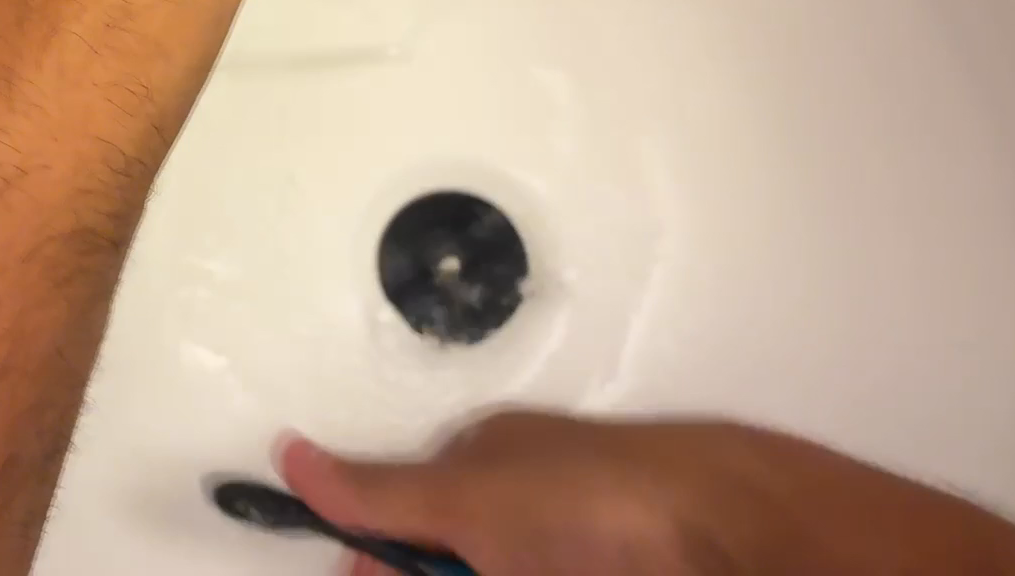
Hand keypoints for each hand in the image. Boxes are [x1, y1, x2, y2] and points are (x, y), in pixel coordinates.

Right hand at [279, 413, 745, 575]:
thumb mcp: (469, 501)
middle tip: (491, 566)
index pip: (394, 527)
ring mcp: (554, 559)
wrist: (729, 537)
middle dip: (431, 572)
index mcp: (474, 474)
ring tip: (529, 559)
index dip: (376, 567)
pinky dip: (508, 565)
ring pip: (486, 567)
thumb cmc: (581, 504)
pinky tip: (538, 562)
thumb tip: (285, 450)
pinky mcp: (585, 571)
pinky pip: (532, 571)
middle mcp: (511, 520)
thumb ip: (377, 492)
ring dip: (468, 567)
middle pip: (444, 565)